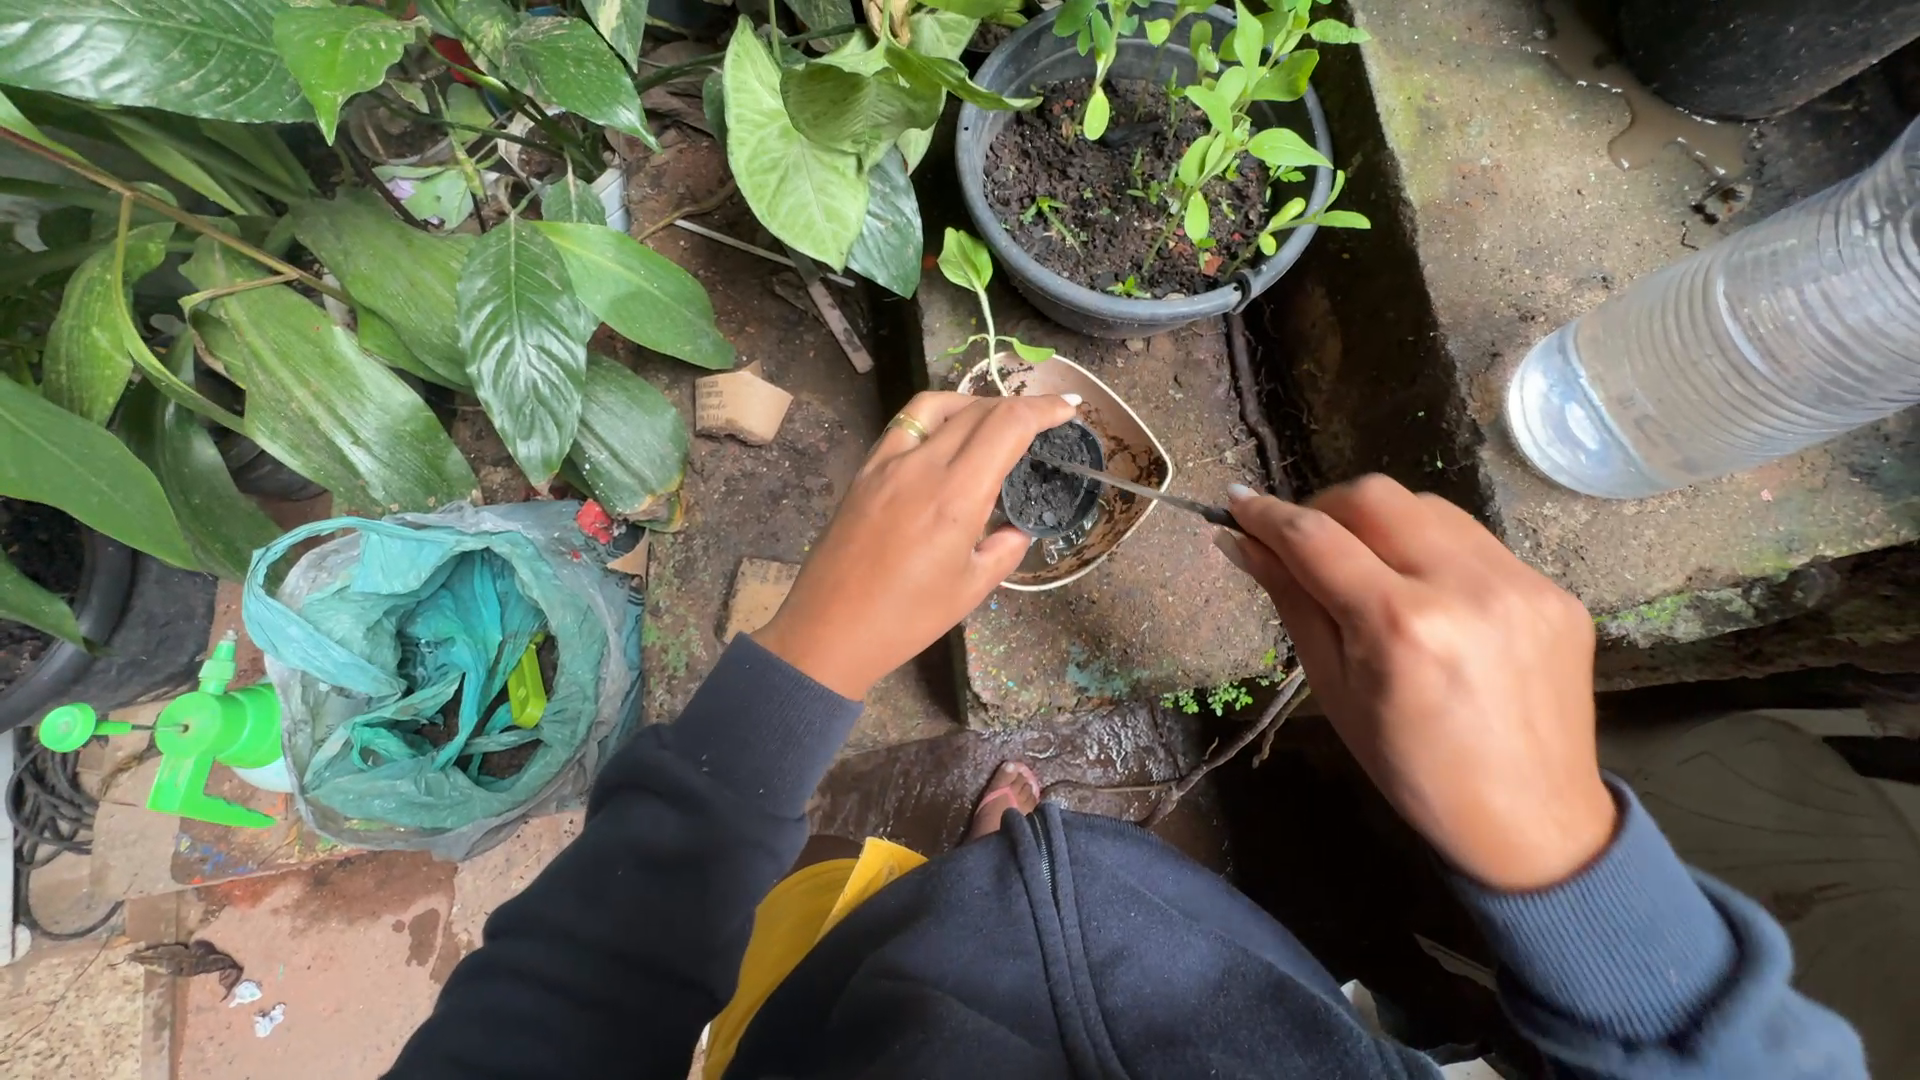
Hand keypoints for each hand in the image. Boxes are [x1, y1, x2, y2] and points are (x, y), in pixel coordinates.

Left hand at [755, 391, 1079, 700]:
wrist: (829, 629)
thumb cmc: (907, 618)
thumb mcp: (971, 589)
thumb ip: (1004, 550)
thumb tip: (1016, 530)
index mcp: (957, 495)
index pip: (1008, 426)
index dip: (1044, 409)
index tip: (1068, 408)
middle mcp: (923, 465)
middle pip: (979, 410)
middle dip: (1019, 406)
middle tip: (1043, 419)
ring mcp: (888, 463)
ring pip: (938, 406)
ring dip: (975, 403)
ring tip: (994, 420)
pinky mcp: (865, 470)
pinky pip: (905, 424)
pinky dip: (936, 416)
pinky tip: (945, 435)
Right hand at [1216, 476, 1616, 890]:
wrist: (1530, 819)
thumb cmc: (1408, 766)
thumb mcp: (1331, 687)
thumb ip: (1291, 601)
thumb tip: (1241, 544)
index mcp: (1400, 625)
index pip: (1316, 539)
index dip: (1267, 515)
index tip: (1236, 503)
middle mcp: (1465, 587)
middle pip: (1374, 497)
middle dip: (1324, 507)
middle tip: (1304, 542)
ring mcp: (1520, 583)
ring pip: (1426, 506)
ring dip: (1377, 522)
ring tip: (1364, 566)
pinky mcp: (1553, 589)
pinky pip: (1472, 539)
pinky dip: (1427, 548)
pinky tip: (1422, 591)